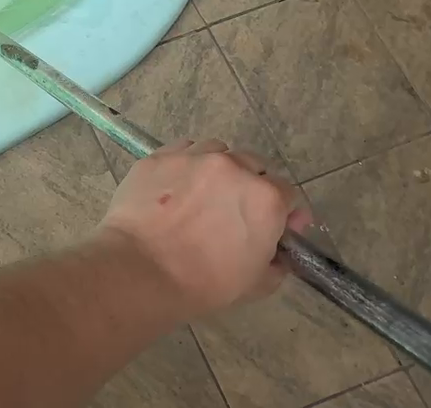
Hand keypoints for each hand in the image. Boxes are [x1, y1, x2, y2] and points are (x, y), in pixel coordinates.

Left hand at [95, 138, 309, 319]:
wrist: (144, 265)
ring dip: (219, 168)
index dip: (285, 211)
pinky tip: (179, 183)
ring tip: (206, 192)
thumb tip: (276, 245)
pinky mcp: (158, 156)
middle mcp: (231, 167)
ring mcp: (191, 157)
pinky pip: (182, 150)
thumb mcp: (260, 280)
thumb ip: (277, 256)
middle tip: (237, 209)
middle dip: (252, 185)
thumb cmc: (207, 280)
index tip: (277, 226)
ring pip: (216, 151)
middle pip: (252, 165)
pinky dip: (188, 162)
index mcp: (265, 198)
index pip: (287, 193)